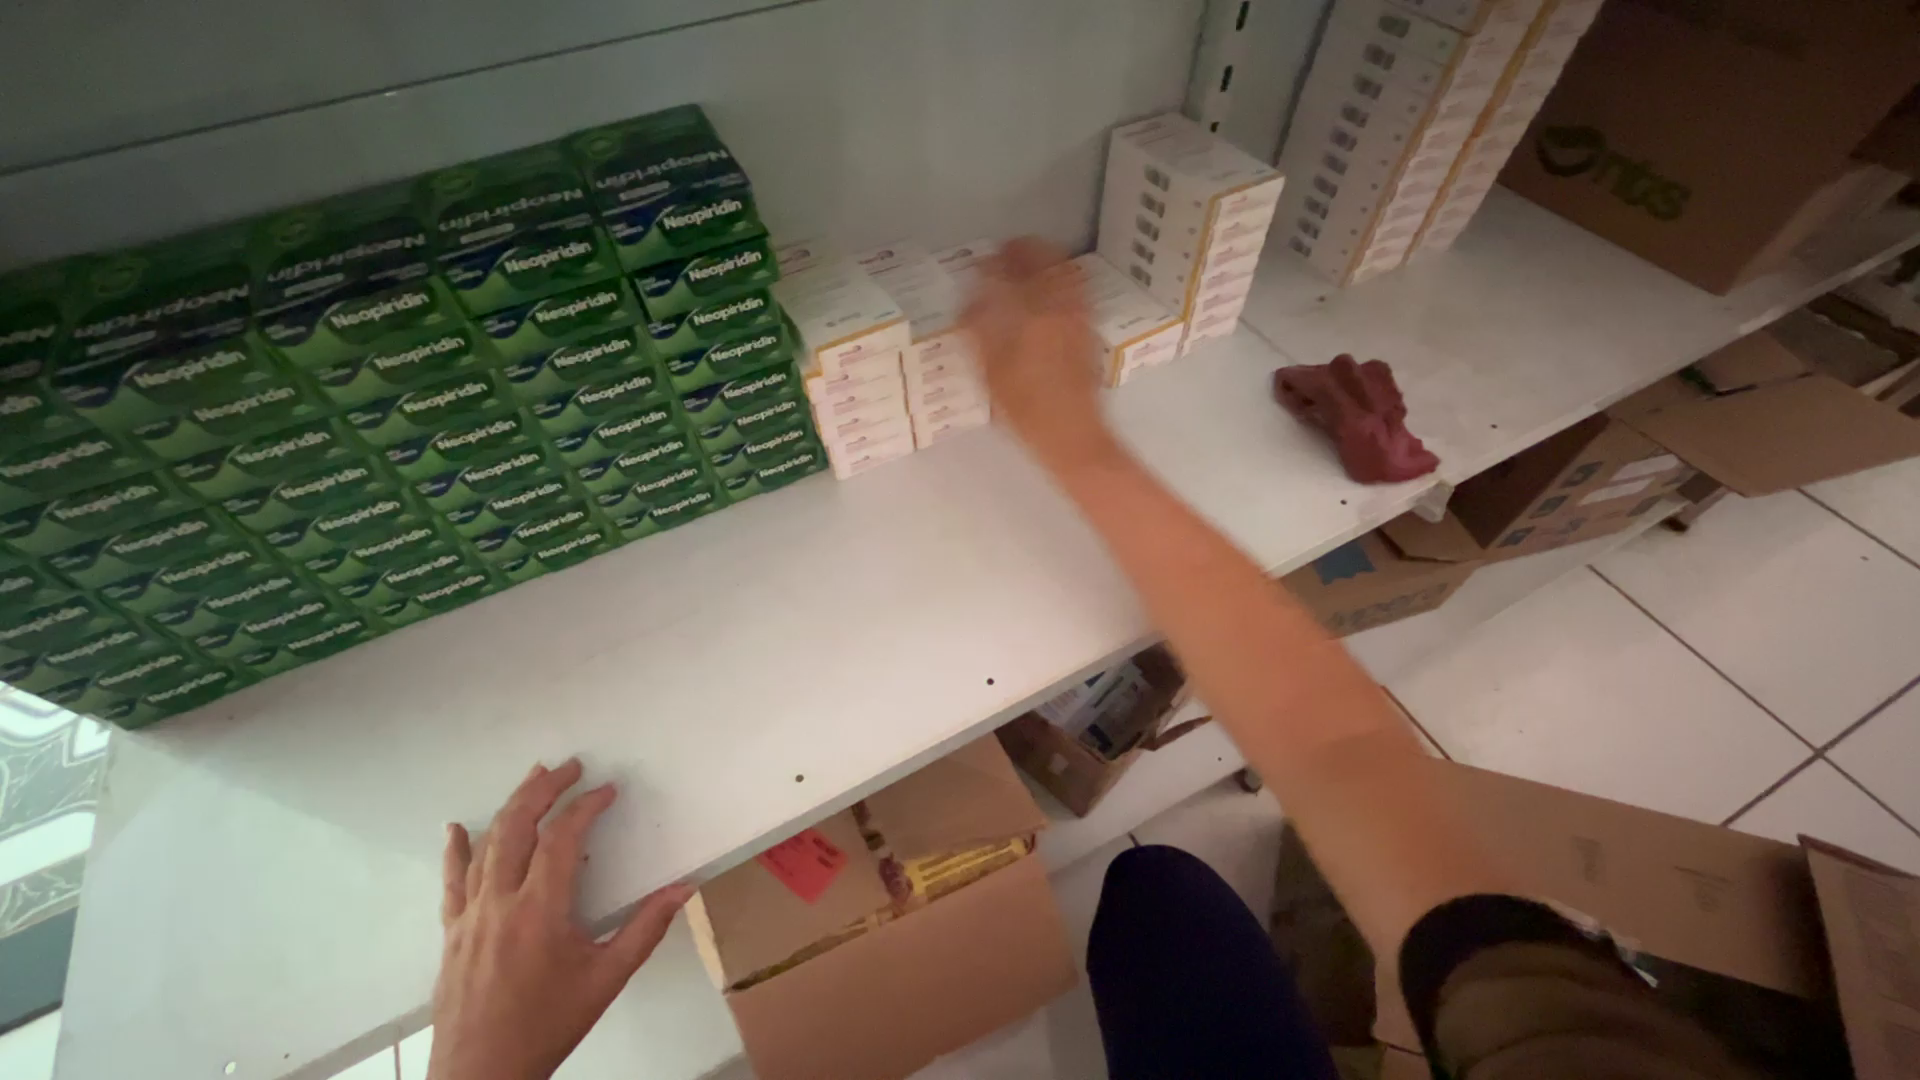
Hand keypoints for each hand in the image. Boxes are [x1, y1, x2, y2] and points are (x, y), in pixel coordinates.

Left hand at [429, 759, 692, 1079]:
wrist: (480, 1078)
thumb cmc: (549, 1024)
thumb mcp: (607, 979)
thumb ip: (646, 929)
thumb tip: (685, 887)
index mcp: (539, 911)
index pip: (561, 838)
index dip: (585, 807)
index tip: (607, 790)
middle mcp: (499, 903)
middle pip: (517, 827)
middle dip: (544, 790)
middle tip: (570, 766)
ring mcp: (469, 916)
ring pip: (486, 846)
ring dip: (511, 806)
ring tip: (533, 778)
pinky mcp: (452, 933)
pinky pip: (452, 882)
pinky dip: (456, 850)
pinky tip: (456, 828)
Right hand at [964, 238, 1116, 472]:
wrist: (1072, 435)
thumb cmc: (1025, 411)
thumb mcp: (990, 374)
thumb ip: (979, 332)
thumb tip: (969, 304)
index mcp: (1028, 315)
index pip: (1004, 273)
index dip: (988, 264)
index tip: (977, 263)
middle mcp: (1057, 307)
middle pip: (1041, 259)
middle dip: (1021, 250)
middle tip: (1004, 253)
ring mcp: (1078, 316)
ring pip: (1064, 269)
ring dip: (1044, 260)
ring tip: (1028, 263)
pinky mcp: (1089, 330)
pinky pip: (1078, 289)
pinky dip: (1063, 278)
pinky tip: (1052, 290)